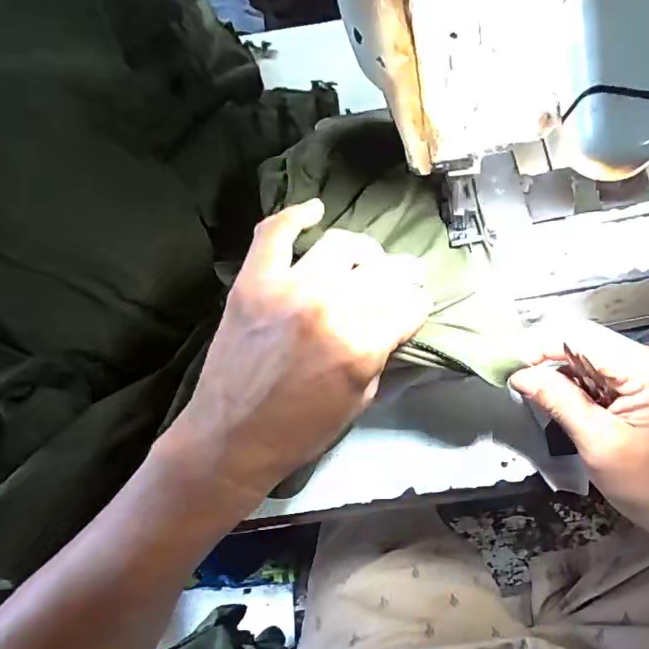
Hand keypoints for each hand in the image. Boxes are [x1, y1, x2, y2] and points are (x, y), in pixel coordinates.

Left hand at [159, 200, 429, 500]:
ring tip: (359, 262)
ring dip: (359, 252)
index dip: (417, 303)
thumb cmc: (300, 431)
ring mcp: (288, 288)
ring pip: (340, 244)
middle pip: (382, 269)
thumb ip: (380, 353)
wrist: (231, 437)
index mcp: (361, 344)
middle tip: (394, 281)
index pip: (410, 302)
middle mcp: (330, 307)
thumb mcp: (359, 400)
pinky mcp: (253, 282)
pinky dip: (296, 216)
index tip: (413, 304)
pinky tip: (313, 212)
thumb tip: (395, 320)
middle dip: (398, 276)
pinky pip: (276, 232)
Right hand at [508, 320, 648, 548]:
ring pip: (592, 359)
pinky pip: (602, 375)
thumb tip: (519, 375)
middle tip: (518, 383)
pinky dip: (578, 387)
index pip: (585, 338)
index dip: (543, 348)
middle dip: (550, 362)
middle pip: (589, 344)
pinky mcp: (647, 388)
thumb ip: (558, 401)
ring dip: (563, 376)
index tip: (511, 368)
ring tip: (537, 396)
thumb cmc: (647, 484)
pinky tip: (563, 404)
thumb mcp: (596, 442)